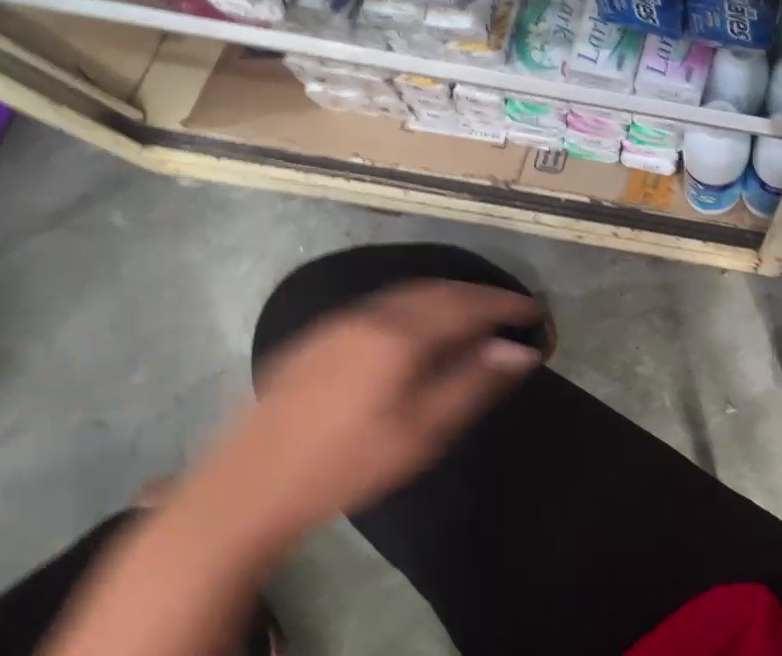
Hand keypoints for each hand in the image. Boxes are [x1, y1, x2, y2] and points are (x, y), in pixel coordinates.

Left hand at [195, 282, 541, 539]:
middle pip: (436, 291)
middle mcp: (370, 316)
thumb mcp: (422, 432)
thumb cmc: (347, 464)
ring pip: (405, 296)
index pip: (466, 304)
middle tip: (508, 313)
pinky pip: (380, 308)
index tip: (535, 311)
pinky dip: (414, 309)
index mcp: (400, 335)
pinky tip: (415, 334)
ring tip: (470, 320)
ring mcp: (338, 325)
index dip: (504, 305)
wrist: (246, 490)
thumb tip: (521, 351)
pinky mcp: (315, 341)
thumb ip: (473, 384)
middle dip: (477, 297)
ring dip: (445, 300)